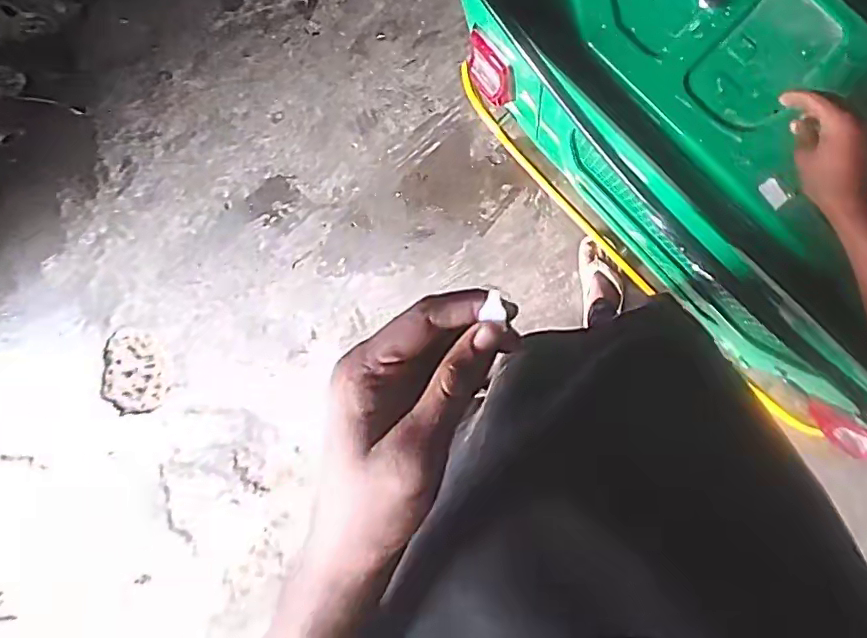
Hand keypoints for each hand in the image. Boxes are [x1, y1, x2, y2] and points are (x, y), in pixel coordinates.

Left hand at [273, 290, 517, 637]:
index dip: (466, 307)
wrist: (351, 558)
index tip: (507, 310)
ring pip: (440, 342)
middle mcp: (372, 364)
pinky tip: (489, 371)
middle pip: (432, 324)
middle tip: (515, 333)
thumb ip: (452, 383)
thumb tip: (489, 332)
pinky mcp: (402, 396)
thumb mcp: (418, 445)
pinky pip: (440, 364)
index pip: (422, 318)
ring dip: (475, 341)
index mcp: (362, 368)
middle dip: (475, 322)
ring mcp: (387, 380)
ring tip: (510, 349)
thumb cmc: (374, 509)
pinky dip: (468, 362)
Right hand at [780, 90, 866, 225]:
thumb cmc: (826, 183)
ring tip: (805, 118)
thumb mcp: (805, 158)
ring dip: (824, 111)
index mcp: (840, 120)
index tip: (781, 99)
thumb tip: (800, 123)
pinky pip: (849, 121)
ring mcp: (866, 130)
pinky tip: (821, 130)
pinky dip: (834, 120)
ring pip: (842, 110)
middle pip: (832, 100)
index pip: (816, 99)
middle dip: (812, 101)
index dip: (797, 97)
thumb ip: (802, 135)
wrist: (856, 208)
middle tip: (794, 106)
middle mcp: (856, 119)